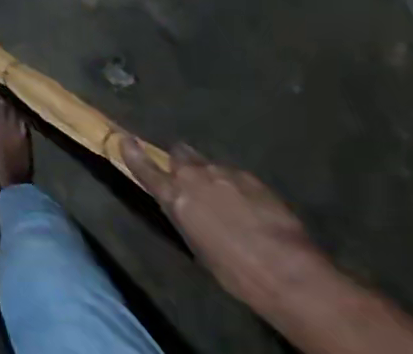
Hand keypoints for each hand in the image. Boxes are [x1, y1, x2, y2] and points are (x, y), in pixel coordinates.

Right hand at [121, 140, 331, 313]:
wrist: (287, 271)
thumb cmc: (236, 273)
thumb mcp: (198, 248)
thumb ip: (187, 217)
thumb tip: (188, 208)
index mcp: (175, 198)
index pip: (144, 168)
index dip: (132, 153)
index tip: (125, 139)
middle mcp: (194, 176)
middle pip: (180, 154)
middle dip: (183, 163)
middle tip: (194, 181)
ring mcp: (224, 173)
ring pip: (210, 165)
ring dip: (213, 177)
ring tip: (229, 201)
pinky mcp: (252, 177)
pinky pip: (237, 176)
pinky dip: (238, 187)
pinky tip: (253, 208)